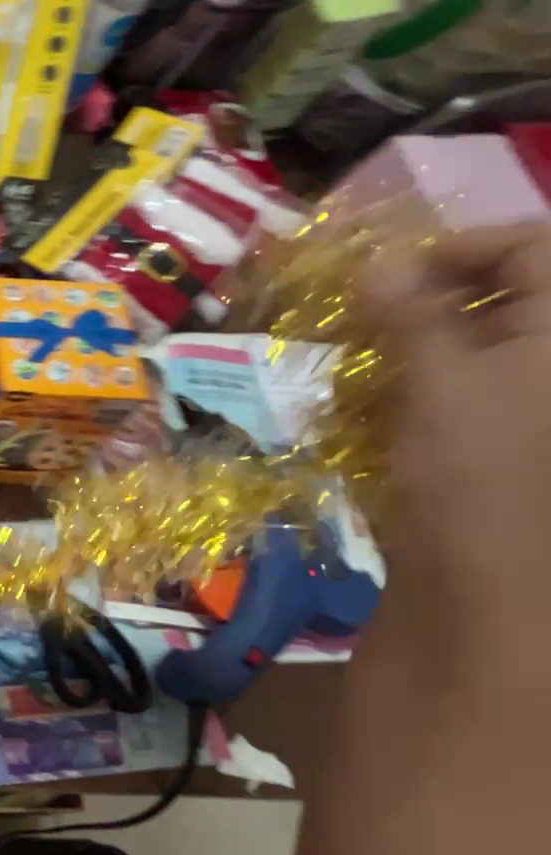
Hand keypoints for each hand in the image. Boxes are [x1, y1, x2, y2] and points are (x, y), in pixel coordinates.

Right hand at [362, 225, 550, 615]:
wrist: (490, 569)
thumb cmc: (476, 465)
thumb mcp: (437, 381)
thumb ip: (408, 315)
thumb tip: (375, 259)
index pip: (530, 246)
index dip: (454, 249)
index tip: (376, 272)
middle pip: (506, 290)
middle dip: (427, 296)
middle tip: (359, 315)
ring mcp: (534, 392)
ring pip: (480, 336)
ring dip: (417, 338)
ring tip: (359, 358)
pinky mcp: (506, 427)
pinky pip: (469, 378)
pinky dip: (422, 376)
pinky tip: (379, 398)